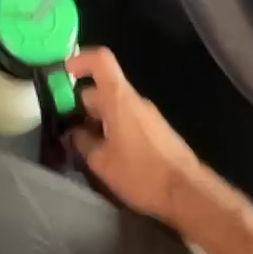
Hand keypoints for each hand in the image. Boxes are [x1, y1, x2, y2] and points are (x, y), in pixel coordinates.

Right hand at [64, 46, 206, 221]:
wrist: (188, 193)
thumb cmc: (141, 173)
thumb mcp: (102, 162)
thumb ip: (83, 142)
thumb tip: (72, 132)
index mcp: (119, 98)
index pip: (101, 60)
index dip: (80, 60)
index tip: (64, 74)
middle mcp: (134, 100)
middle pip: (103, 87)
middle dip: (82, 103)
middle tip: (67, 127)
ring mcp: (147, 115)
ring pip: (115, 106)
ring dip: (97, 119)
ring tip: (85, 146)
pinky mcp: (156, 131)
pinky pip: (127, 119)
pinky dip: (113, 128)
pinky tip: (108, 154)